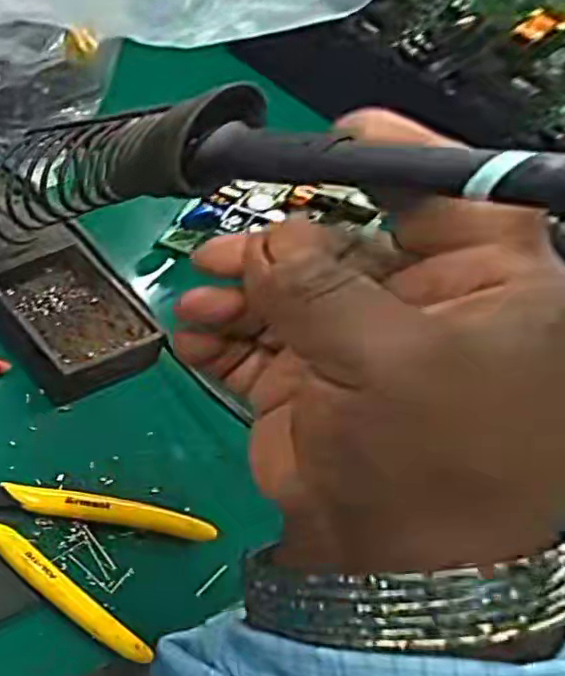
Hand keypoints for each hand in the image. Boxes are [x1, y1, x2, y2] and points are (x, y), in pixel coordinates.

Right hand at [172, 110, 564, 572]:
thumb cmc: (431, 443)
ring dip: (234, 295)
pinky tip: (190, 333)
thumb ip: (323, 293)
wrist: (386, 540)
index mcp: (484, 285)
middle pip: (339, 252)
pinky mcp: (292, 385)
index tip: (334, 136)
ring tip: (195, 296)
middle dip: (279, 246)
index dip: (393, 165)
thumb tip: (267, 242)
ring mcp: (346, 349)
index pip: (445, 201)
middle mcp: (414, 308)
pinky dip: (214, 339)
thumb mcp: (387, 357)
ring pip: (281, 300)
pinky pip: (246, 347)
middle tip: (220, 247)